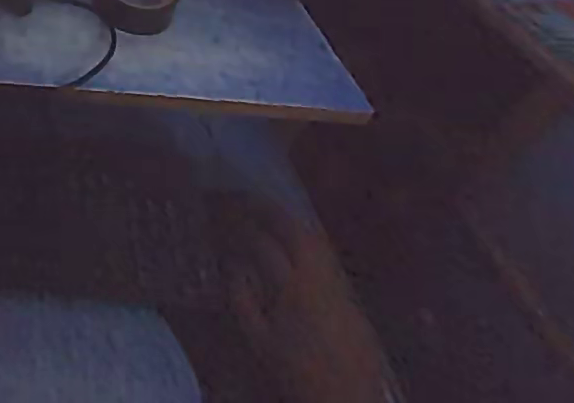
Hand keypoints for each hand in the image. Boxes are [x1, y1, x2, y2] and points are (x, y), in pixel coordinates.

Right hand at [218, 195, 391, 402]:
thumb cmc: (297, 375)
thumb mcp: (258, 341)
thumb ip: (242, 298)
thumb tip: (232, 265)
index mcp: (295, 289)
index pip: (264, 243)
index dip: (240, 224)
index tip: (219, 211)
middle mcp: (322, 282)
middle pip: (298, 233)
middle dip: (270, 211)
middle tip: (246, 198)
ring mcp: (342, 292)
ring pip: (318, 244)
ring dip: (291, 225)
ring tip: (267, 215)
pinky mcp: (354, 305)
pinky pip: (328, 262)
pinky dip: (307, 246)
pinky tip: (294, 250)